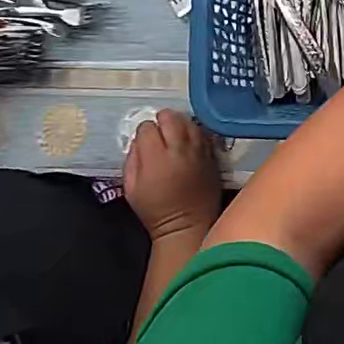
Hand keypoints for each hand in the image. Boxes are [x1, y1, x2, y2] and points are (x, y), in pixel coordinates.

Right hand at [124, 110, 222, 239]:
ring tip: (175, 131)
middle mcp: (179, 150)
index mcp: (156, 158)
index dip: (143, 130)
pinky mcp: (212, 157)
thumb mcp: (131, 187)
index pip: (147, 127)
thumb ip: (132, 159)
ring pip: (191, 122)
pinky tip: (190, 139)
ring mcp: (199, 152)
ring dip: (181, 123)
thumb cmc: (155, 210)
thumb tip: (138, 140)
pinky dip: (196, 132)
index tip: (144, 139)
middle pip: (171, 118)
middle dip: (162, 119)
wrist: (186, 225)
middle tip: (160, 127)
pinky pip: (205, 135)